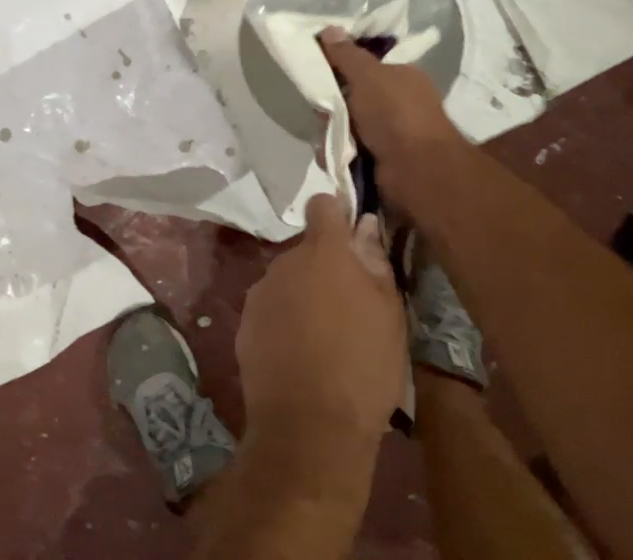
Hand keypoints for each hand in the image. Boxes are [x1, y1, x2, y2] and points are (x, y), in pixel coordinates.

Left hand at [236, 194, 405, 443]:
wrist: (309, 427)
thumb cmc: (363, 367)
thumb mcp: (389, 315)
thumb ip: (374, 263)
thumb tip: (363, 225)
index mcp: (324, 253)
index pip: (323, 206)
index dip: (337, 216)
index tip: (352, 239)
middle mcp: (284, 263)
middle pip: (306, 250)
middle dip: (324, 268)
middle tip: (349, 307)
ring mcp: (259, 294)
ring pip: (287, 281)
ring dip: (303, 295)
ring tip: (325, 339)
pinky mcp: (244, 325)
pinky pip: (270, 310)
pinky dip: (283, 322)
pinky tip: (299, 356)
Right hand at [318, 27, 466, 165]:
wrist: (416, 171)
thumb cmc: (395, 114)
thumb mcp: (367, 75)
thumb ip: (346, 54)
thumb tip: (329, 29)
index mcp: (402, 77)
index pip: (365, 66)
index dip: (341, 67)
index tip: (321, 71)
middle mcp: (397, 104)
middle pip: (350, 97)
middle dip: (331, 106)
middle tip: (324, 111)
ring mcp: (390, 134)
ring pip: (345, 126)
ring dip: (332, 133)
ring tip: (331, 140)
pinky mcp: (380, 161)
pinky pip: (348, 151)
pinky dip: (339, 154)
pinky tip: (336, 157)